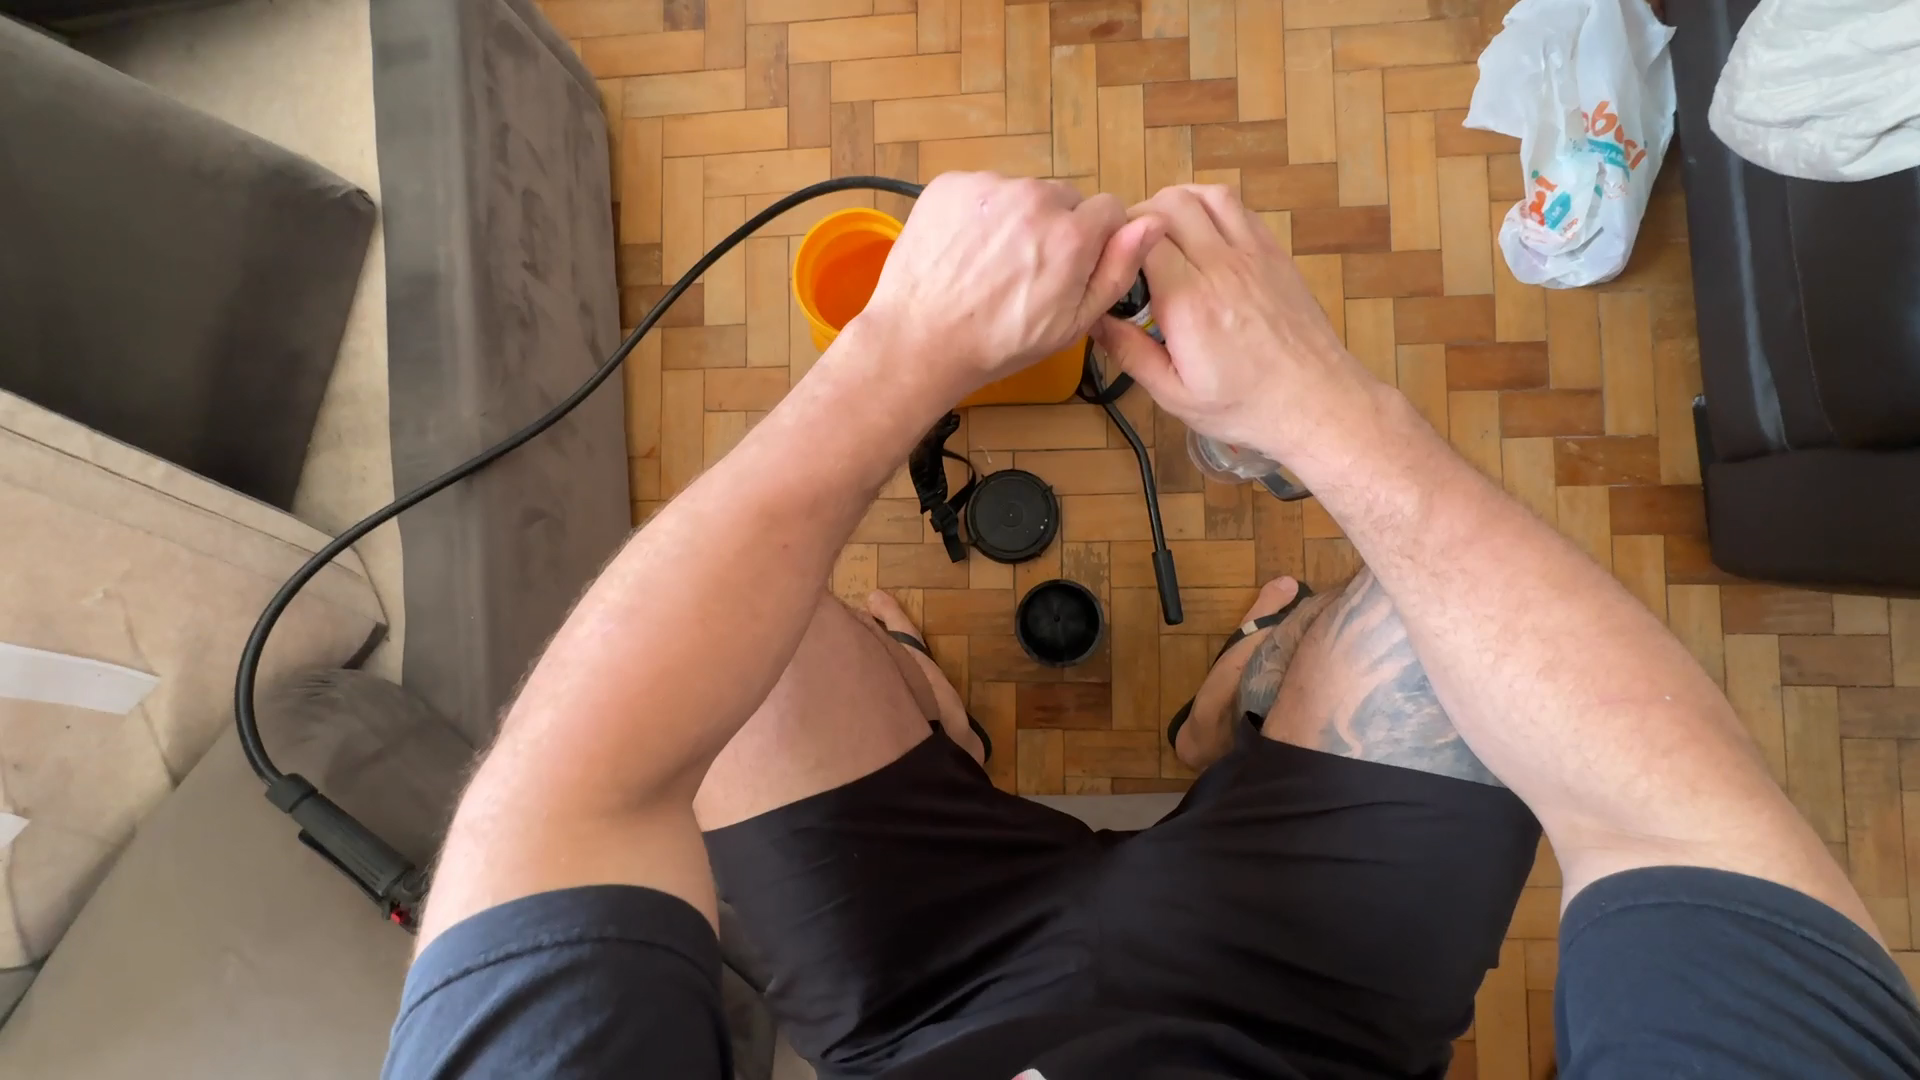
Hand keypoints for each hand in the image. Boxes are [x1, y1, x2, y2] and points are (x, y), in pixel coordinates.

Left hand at [856, 172, 1162, 398]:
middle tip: (1024, 274)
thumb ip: (1116, 270)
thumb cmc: (999, 344)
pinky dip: (977, 215)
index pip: (1108, 210)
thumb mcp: (1071, 323)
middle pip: (1063, 201)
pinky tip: (964, 254)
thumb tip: (1152, 223)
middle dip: (1053, 230)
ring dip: (1014, 221)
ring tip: (989, 267)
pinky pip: (981, 192)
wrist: (921, 341)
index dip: (1094, 241)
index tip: (1070, 268)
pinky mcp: (951, 185)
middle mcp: (1034, 198)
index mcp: (1072, 235)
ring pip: (1020, 195)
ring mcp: (989, 187)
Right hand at [1090, 185, 1378, 460]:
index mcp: (1188, 303)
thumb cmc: (1242, 405)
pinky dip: (1211, 207)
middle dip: (1140, 216)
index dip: (1118, 240)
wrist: (1314, 401)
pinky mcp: (1274, 254)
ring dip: (1176, 202)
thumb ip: (1130, 353)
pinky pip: (1239, 208)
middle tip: (1128, 247)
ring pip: (1207, 195)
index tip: (1107, 260)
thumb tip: (1095, 320)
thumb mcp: (1173, 394)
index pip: (1144, 240)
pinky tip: (1200, 233)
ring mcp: (1253, 255)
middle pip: (1172, 205)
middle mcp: (1220, 267)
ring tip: (1161, 231)